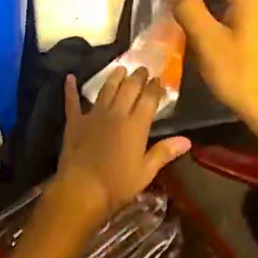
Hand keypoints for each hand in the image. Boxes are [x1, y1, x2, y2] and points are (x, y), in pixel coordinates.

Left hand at [54, 69, 190, 219]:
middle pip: (128, 90)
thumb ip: (164, 152)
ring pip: (105, 91)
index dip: (154, 88)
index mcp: (136, 126)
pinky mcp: (74, 122)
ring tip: (120, 68)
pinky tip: (70, 78)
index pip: (148, 100)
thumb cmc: (117, 184)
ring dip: (114, 78)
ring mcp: (93, 116)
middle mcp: (115, 114)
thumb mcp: (146, 172)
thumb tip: (187, 140)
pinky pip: (72, 102)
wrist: (82, 188)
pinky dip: (71, 89)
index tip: (158, 79)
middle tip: (142, 68)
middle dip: (137, 77)